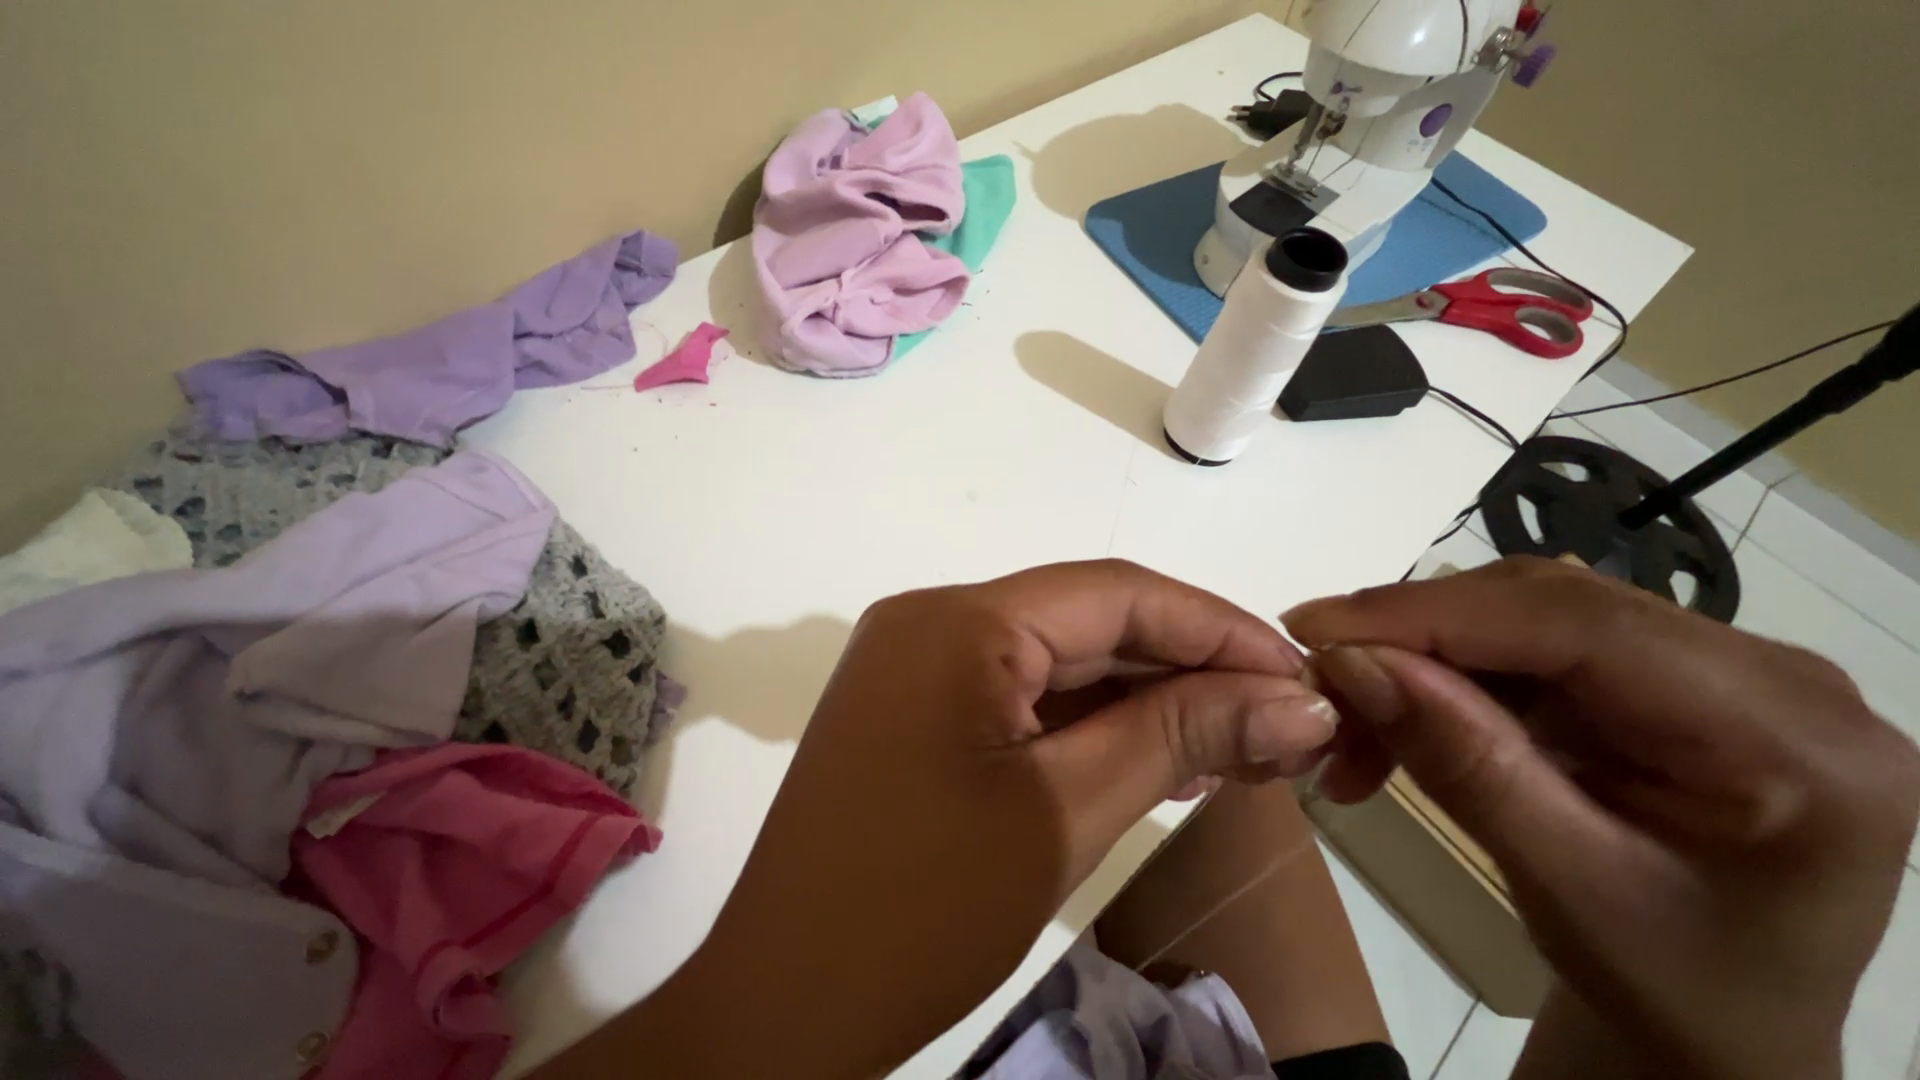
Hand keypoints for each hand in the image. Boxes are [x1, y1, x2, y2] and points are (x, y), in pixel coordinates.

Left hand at [546, 560, 1336, 1078]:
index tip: (1303, 676)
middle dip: (1188, 669)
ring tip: (1241, 746)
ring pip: (1057, 665)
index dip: (1217, 628)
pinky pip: (1021, 702)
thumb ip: (1180, 735)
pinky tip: (1160, 760)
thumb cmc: (924, 908)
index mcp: (957, 623)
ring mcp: (916, 672)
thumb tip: (1300, 701)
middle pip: (1087, 624)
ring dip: (1146, 702)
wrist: (787, 1004)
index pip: (1114, 593)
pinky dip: (1091, 728)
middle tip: (1284, 721)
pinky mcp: (916, 719)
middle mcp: (931, 625)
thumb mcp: (1065, 813)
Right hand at [1285, 557, 1919, 1079]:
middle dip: (1415, 636)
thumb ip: (1463, 762)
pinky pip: (1526, 648)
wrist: (1717, 1025)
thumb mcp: (1564, 884)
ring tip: (1351, 725)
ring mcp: (1713, 668)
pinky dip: (1446, 679)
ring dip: (1421, 659)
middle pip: (1548, 606)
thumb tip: (1349, 663)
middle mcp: (1766, 674)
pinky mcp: (1659, 678)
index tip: (1312, 628)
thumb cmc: (1666, 982)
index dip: (1432, 613)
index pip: (1579, 625)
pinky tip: (1399, 722)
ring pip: (1524, 616)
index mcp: (1789, 735)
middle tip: (1318, 682)